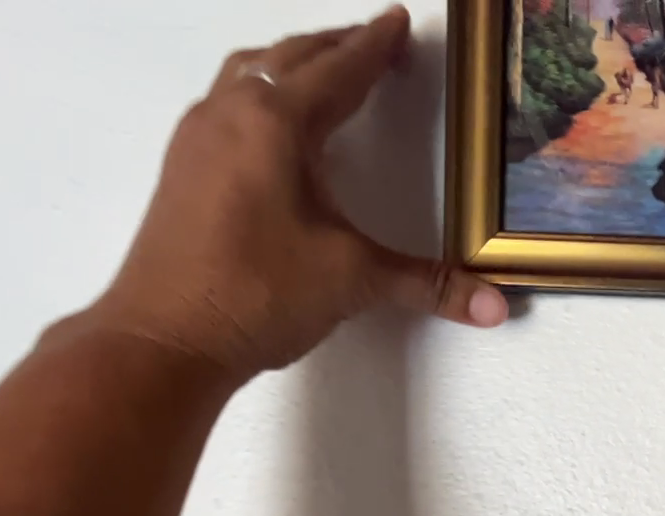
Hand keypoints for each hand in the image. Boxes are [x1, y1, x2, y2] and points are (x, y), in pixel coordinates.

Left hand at [78, 6, 507, 376]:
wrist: (166, 336)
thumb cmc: (259, 292)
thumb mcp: (354, 281)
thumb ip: (428, 285)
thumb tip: (498, 308)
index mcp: (275, 124)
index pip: (338, 70)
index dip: (375, 46)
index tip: (400, 19)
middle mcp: (231, 114)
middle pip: (289, 59)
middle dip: (336, 47)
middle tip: (372, 42)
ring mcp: (198, 138)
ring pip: (249, 75)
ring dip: (292, 64)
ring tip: (324, 71)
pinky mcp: (184, 169)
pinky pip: (228, 104)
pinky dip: (263, 95)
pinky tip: (276, 129)